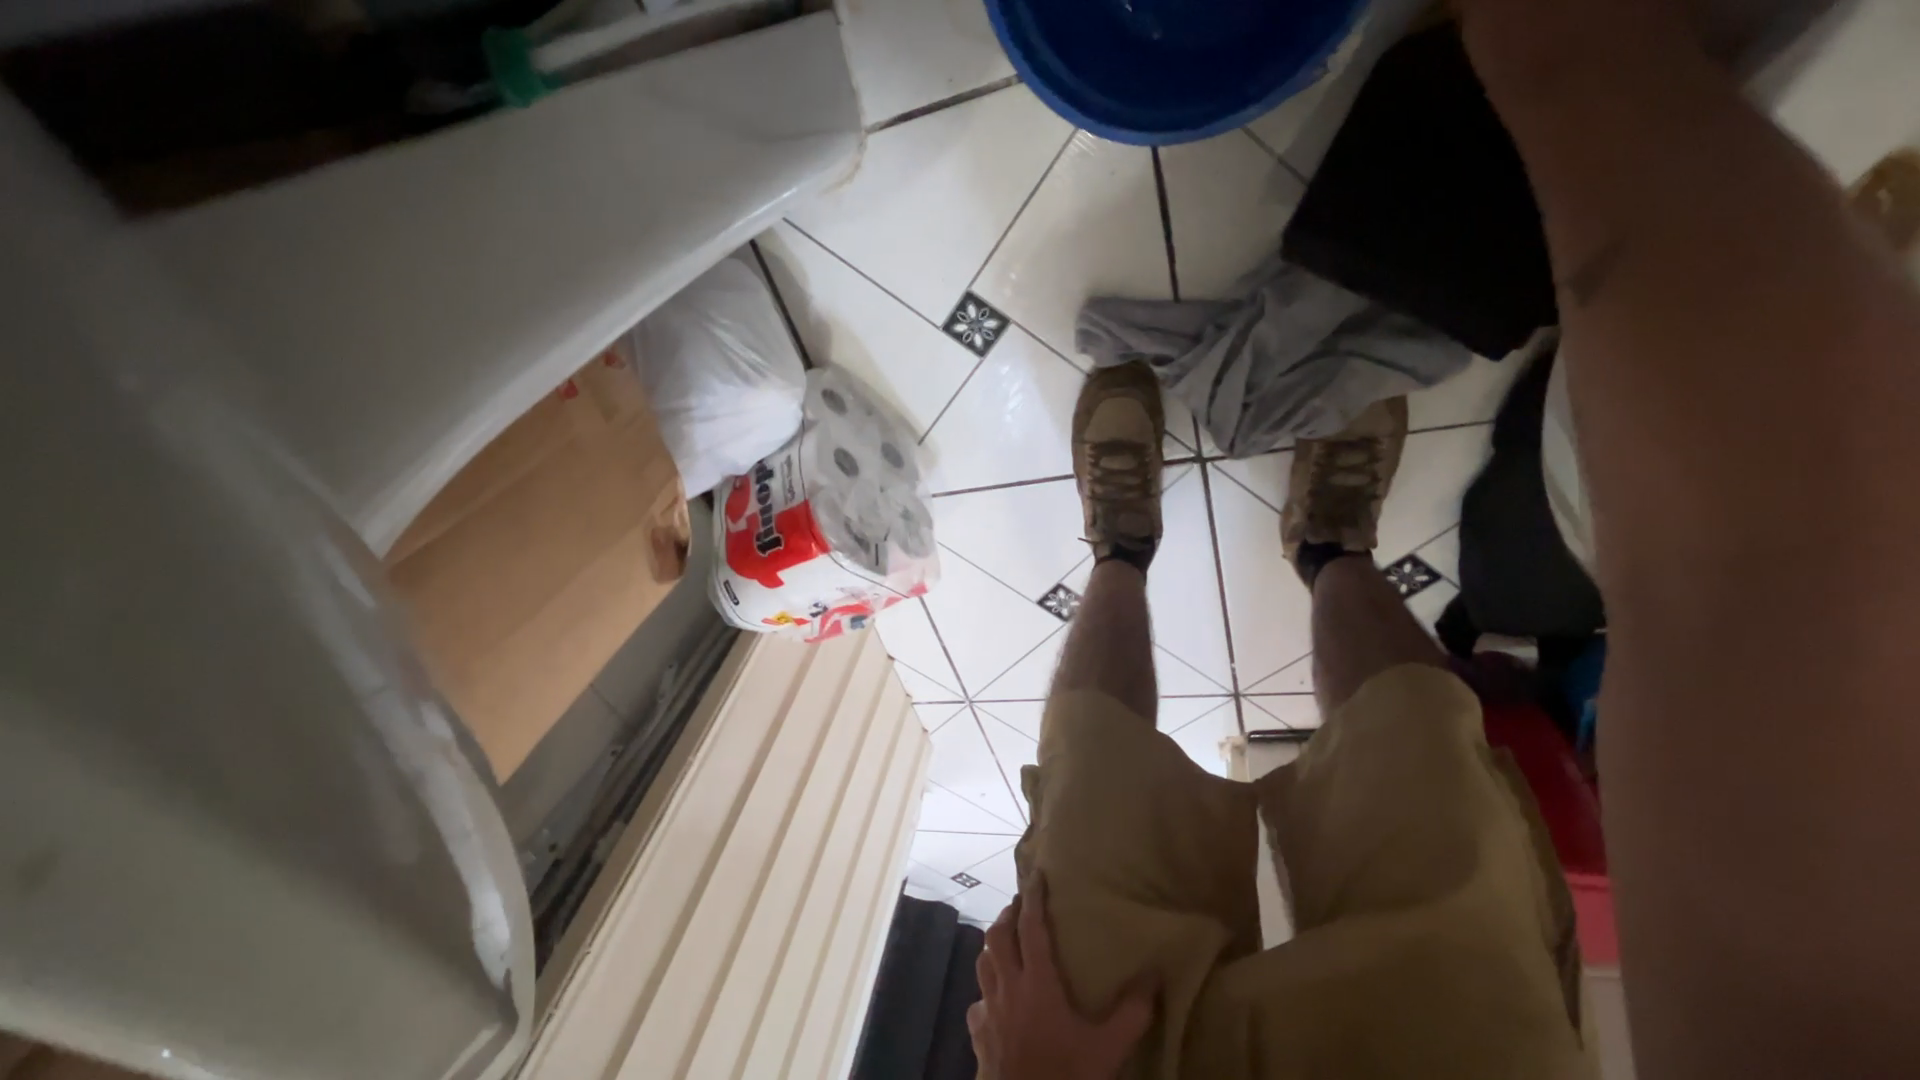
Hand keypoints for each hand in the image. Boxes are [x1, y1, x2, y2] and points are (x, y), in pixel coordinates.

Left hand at [967, 876, 1154, 1079]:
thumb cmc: (1064, 1074)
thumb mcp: (1108, 1048)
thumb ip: (1132, 1011)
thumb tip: (1155, 973)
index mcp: (1037, 984)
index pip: (1031, 928)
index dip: (1033, 898)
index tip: (1036, 875)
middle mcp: (1007, 989)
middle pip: (997, 937)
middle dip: (1008, 915)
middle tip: (1021, 904)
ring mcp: (987, 1011)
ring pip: (982, 963)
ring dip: (993, 945)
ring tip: (1007, 940)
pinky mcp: (977, 1034)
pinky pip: (977, 1001)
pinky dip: (986, 990)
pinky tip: (996, 998)